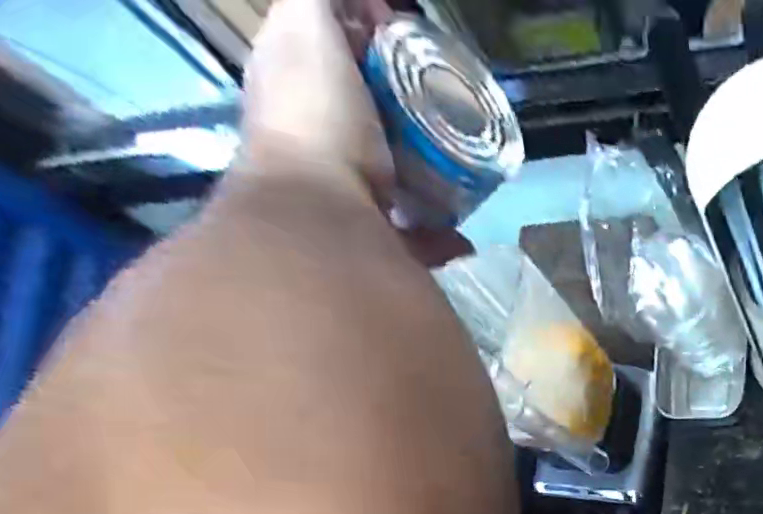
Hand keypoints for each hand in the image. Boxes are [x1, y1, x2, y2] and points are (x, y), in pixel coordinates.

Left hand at [239, 0, 470, 263]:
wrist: (325, 216)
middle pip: (370, 113)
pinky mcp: (384, 239)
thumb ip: (322, 1)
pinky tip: (463, 227)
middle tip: (451, 104)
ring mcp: (351, 193)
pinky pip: (420, 233)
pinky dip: (443, 233)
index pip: (333, 47)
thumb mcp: (309, 32)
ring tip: (462, 166)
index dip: (370, 34)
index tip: (414, 38)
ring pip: (395, 173)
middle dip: (409, 107)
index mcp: (298, 87)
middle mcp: (318, 139)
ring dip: (427, 170)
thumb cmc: (318, 118)